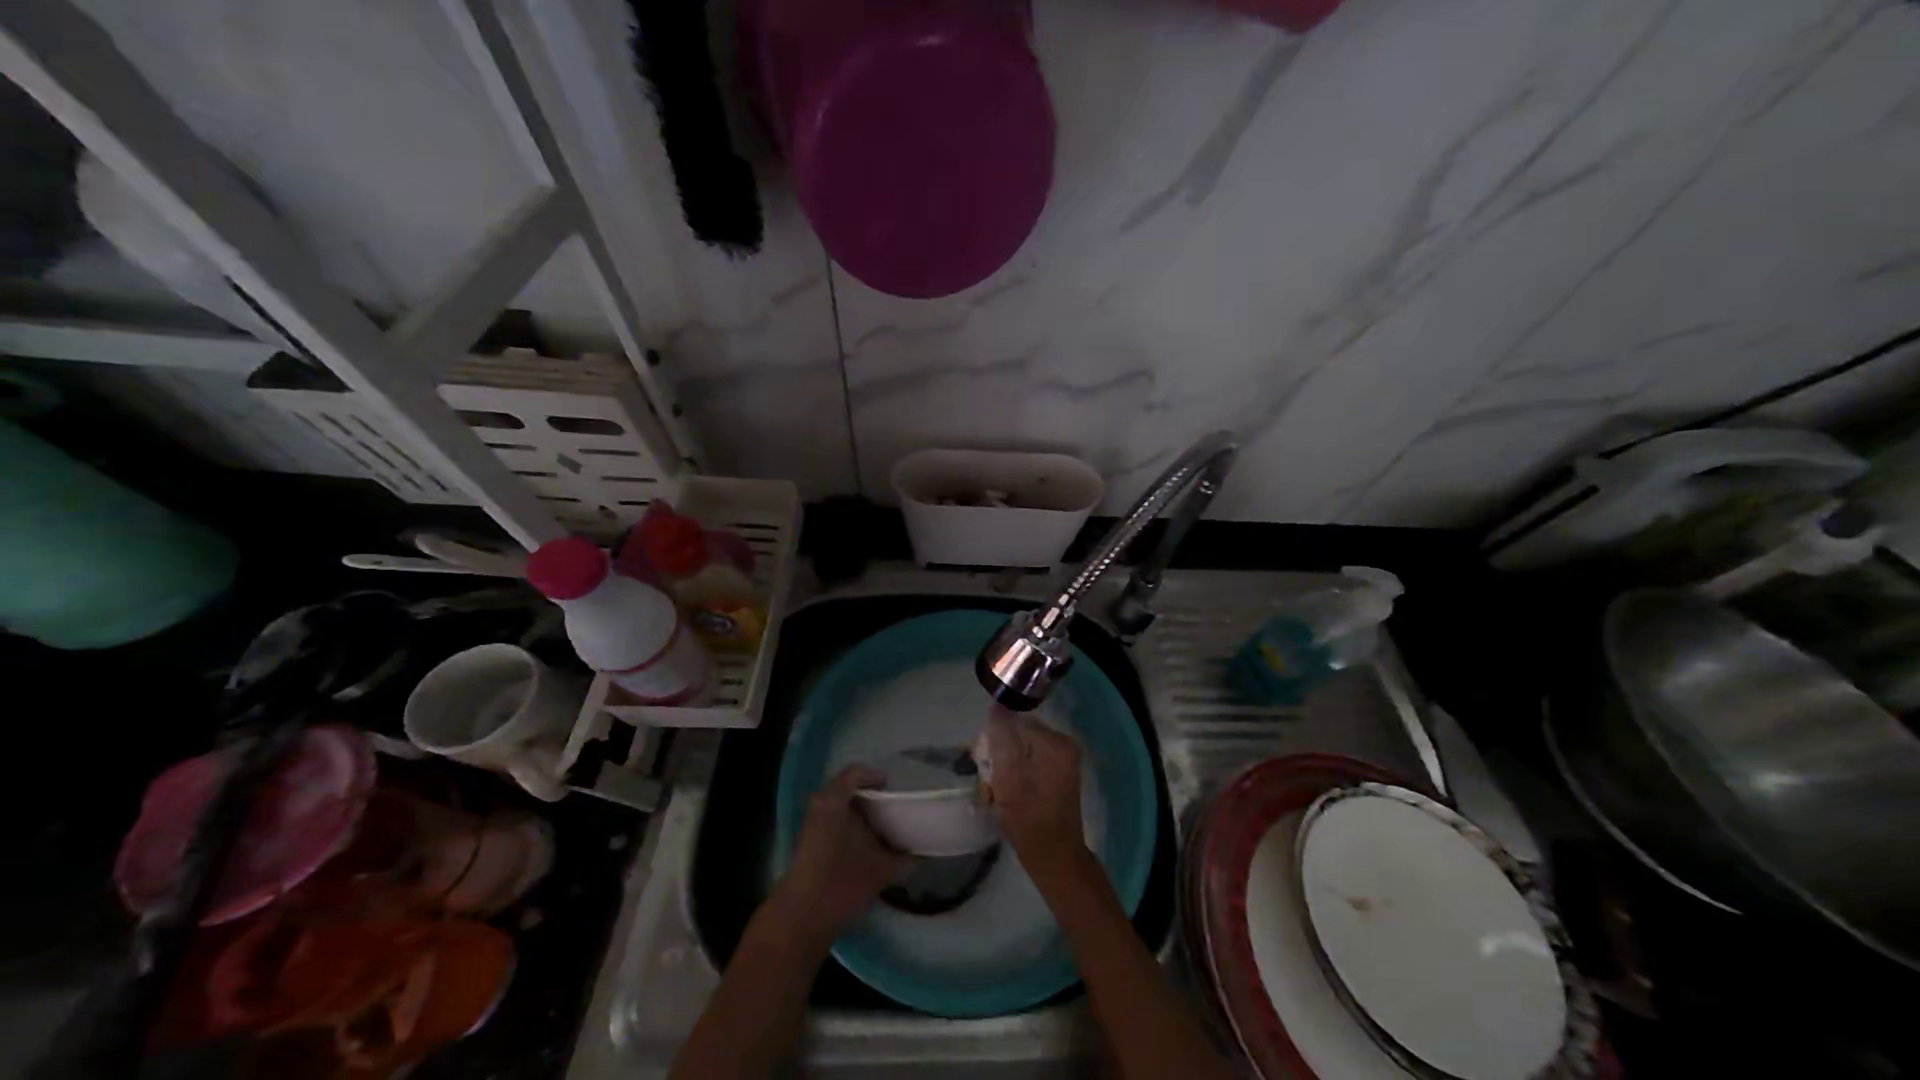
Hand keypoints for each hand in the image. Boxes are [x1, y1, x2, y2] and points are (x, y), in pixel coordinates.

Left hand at [773, 766, 906, 940]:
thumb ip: (901, 861)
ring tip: (881, 830)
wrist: (804, 913)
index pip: (855, 774)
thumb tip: (916, 858)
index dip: (874, 777)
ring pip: (838, 809)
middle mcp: (820, 806)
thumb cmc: (843, 880)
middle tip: (890, 810)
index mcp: (835, 800)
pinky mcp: (808, 844)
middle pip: (845, 790)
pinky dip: (848, 829)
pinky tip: (865, 848)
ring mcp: (811, 825)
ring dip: (857, 816)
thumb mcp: (880, 870)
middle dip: (868, 798)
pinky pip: (832, 825)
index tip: (890, 789)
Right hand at [981, 709, 1087, 875]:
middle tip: (989, 784)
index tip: (982, 764)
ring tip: (995, 793)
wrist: (1054, 858)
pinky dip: (1013, 776)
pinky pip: (1027, 762)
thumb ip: (1002, 739)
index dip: (992, 742)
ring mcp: (1061, 760)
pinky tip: (1005, 796)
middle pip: (1016, 735)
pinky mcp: (1056, 774)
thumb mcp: (1008, 778)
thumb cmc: (1028, 821)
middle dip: (997, 756)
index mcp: (1055, 742)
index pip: (1012, 723)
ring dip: (1002, 768)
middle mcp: (1062, 745)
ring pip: (1018, 750)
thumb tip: (996, 707)